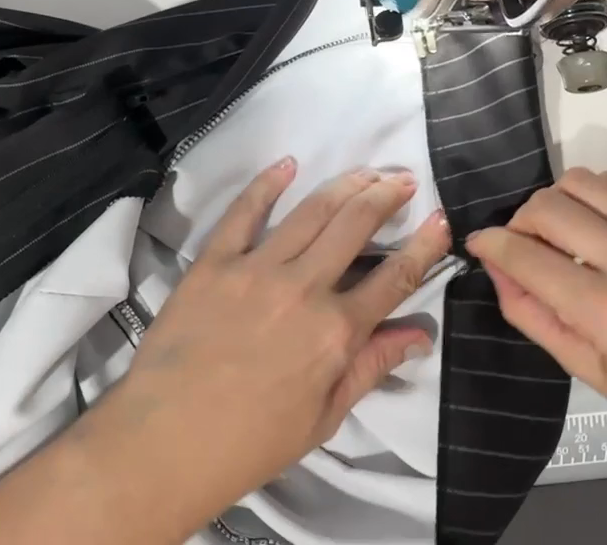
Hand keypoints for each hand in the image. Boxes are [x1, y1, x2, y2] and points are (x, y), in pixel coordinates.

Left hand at [89, 157, 451, 515]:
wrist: (165, 442)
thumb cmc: (251, 441)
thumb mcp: (324, 416)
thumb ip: (371, 367)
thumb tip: (419, 335)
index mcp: (336, 332)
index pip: (393, 278)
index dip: (422, 246)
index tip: (440, 219)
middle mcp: (304, 288)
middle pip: (355, 226)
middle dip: (386, 196)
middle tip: (403, 180)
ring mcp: (257, 268)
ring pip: (311, 211)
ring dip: (345, 184)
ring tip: (367, 171)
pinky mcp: (215, 261)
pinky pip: (244, 212)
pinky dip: (267, 184)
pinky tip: (288, 165)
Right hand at [465, 168, 606, 457]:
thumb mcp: (586, 370)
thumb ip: (532, 314)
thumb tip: (496, 269)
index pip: (528, 257)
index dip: (491, 245)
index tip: (478, 244)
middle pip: (548, 207)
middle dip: (519, 221)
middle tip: (522, 245)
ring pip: (580, 181)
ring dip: (554, 201)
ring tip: (558, 231)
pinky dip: (592, 195)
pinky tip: (594, 224)